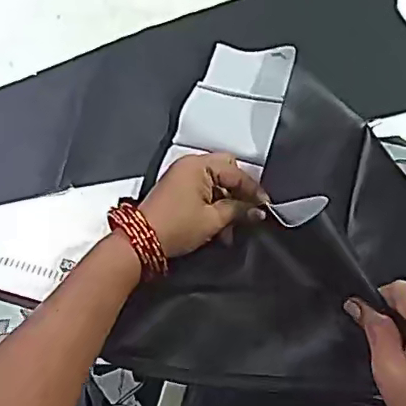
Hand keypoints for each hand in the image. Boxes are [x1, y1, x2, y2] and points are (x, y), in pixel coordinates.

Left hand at [137, 152, 265, 258]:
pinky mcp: (176, 191)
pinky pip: (202, 192)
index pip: (236, 172)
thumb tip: (254, 210)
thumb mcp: (213, 220)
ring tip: (232, 228)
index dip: (253, 190)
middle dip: (239, 193)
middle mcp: (189, 166)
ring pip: (215, 185)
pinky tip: (219, 227)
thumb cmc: (172, 227)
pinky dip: (213, 206)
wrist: (142, 241)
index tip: (263, 205)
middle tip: (250, 211)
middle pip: (226, 173)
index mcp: (198, 165)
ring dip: (226, 204)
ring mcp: (181, 177)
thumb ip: (238, 211)